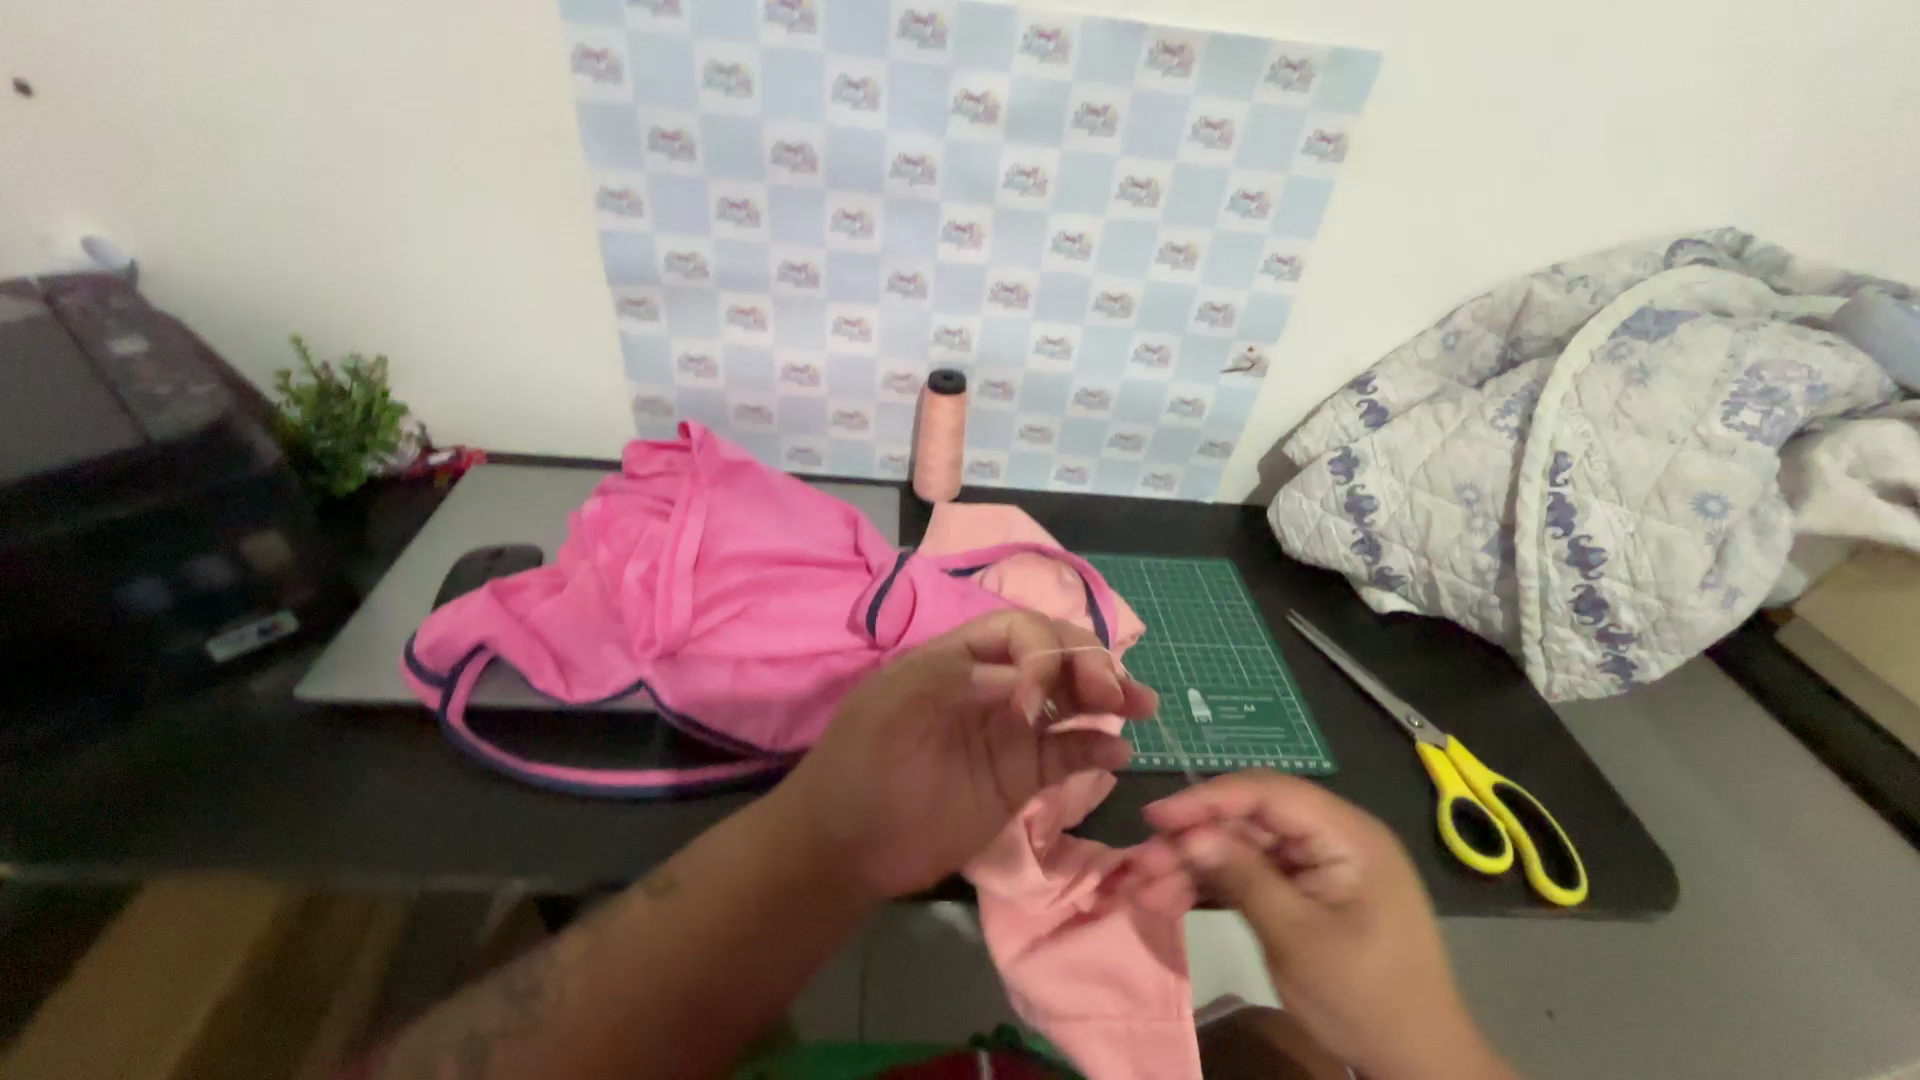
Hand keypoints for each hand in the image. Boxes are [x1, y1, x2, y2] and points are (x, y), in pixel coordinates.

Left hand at [771, 610, 1159, 900]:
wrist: (845, 845)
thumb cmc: (861, 765)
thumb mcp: (895, 705)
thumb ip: (958, 678)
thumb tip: (1027, 677)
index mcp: (960, 657)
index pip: (1021, 631)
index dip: (1042, 651)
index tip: (1037, 698)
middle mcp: (993, 686)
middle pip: (1055, 657)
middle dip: (1090, 664)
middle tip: (1114, 693)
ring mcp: (1010, 732)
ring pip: (1071, 701)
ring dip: (1107, 697)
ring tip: (1140, 706)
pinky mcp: (1021, 777)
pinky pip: (1069, 754)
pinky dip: (1096, 749)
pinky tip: (1117, 754)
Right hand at [1127, 771, 1516, 1079]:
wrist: (1418, 1067)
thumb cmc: (1367, 1000)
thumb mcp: (1299, 939)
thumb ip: (1244, 877)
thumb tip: (1190, 834)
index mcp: (1346, 834)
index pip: (1266, 793)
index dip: (1206, 799)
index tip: (1154, 817)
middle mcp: (1330, 837)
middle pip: (1246, 820)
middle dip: (1191, 840)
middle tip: (1141, 866)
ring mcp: (1315, 865)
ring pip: (1239, 848)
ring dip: (1193, 867)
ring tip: (1145, 891)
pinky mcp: (1302, 891)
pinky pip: (1248, 875)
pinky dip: (1211, 887)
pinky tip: (1170, 901)